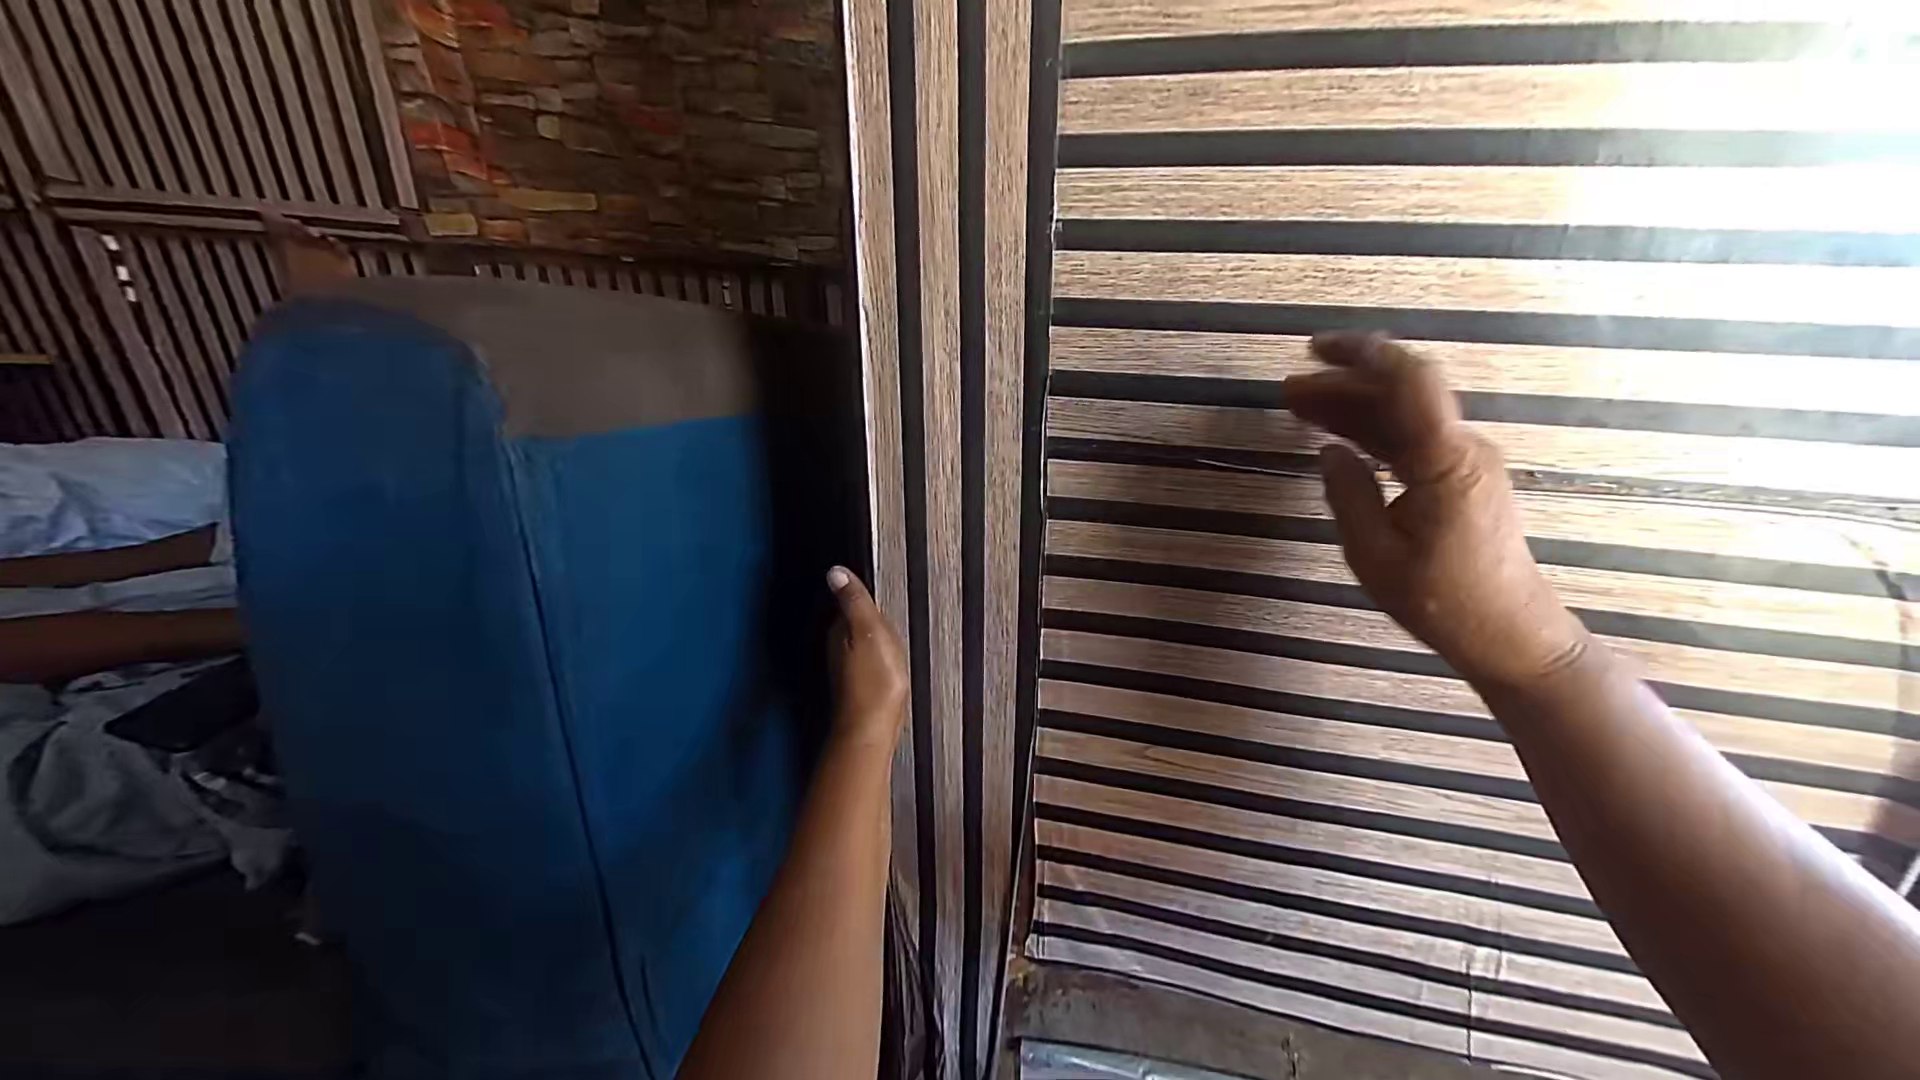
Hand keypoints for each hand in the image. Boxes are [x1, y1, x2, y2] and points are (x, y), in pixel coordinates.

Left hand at [826, 566, 908, 747]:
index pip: (852, 601)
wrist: (872, 729)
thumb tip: (835, 571)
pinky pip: (869, 661)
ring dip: (878, 640)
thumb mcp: (870, 631)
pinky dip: (880, 659)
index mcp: (840, 629)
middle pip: (857, 621)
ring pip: (863, 642)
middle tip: (892, 623)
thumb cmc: (874, 682)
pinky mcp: (858, 683)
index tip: (884, 601)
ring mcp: (847, 666)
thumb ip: (855, 600)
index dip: (870, 599)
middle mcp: (838, 646)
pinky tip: (890, 666)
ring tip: (894, 644)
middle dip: (874, 620)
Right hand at [1283, 332, 1589, 687]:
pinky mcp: (1457, 476)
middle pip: (1400, 394)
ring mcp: (1462, 461)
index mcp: (1445, 462)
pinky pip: (1408, 438)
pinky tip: (1335, 433)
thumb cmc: (1440, 599)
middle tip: (1288, 389)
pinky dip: (1368, 429)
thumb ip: (1348, 495)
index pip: (1410, 383)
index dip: (1363, 356)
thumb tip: (1328, 452)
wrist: (1506, 630)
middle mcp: (1461, 449)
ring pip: (1402, 415)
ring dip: (1351, 405)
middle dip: (1341, 384)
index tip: (1315, 351)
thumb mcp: (1374, 553)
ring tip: (1298, 406)